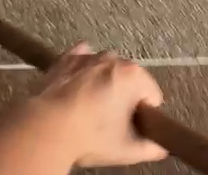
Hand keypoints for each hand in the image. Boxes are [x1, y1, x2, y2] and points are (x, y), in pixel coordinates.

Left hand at [22, 43, 167, 167]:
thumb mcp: (126, 150)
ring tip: (92, 110)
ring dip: (104, 84)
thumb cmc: (88, 136)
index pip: (152, 94)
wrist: (48, 127)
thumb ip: (150, 149)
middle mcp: (114, 59)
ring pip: (106, 68)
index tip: (134, 127)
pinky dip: (84, 71)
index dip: (146, 114)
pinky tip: (79, 88)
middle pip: (129, 79)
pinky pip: (83, 59)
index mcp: (133, 76)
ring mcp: (90, 56)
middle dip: (125, 98)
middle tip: (112, 122)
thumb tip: (159, 149)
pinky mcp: (68, 58)